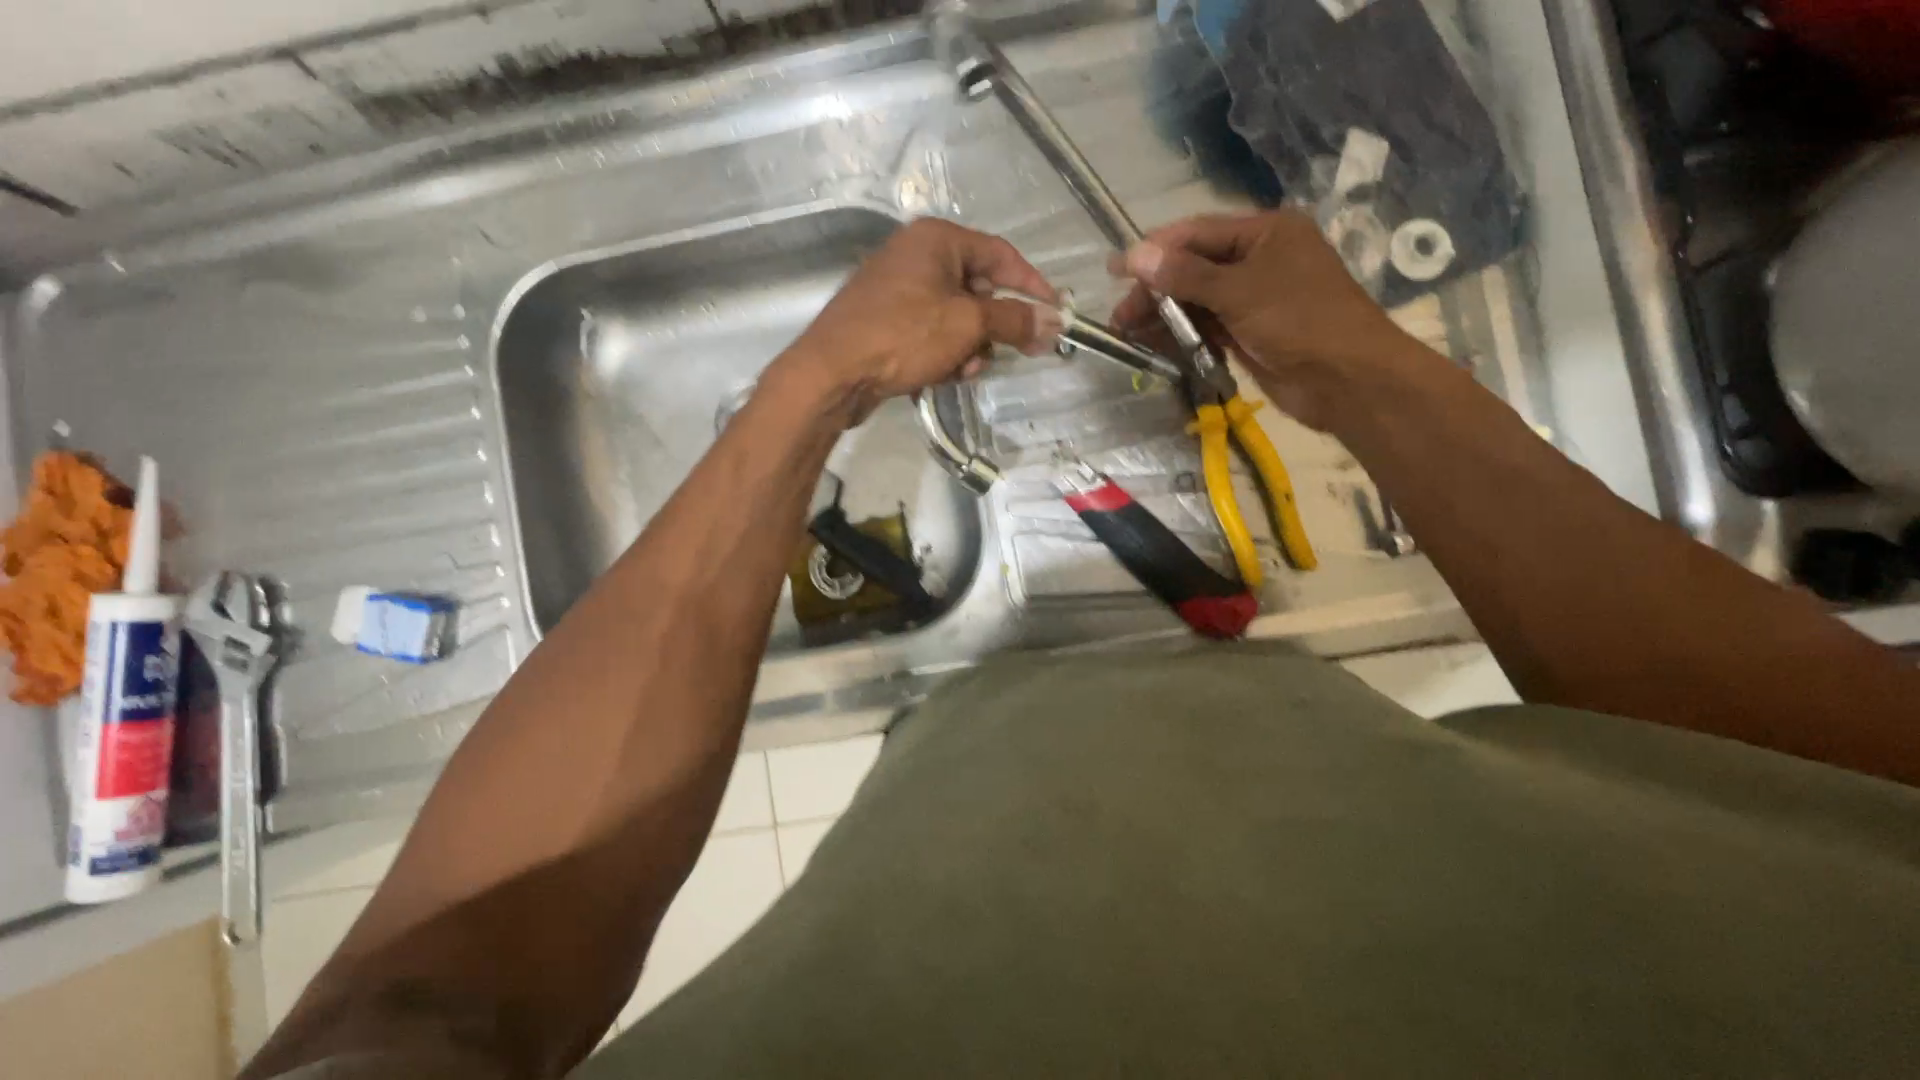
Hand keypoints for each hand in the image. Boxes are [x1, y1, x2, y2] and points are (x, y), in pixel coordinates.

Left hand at [767, 218, 1058, 424]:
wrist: (832, 373)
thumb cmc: (903, 336)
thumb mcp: (968, 325)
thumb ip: (1015, 320)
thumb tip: (1054, 321)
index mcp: (936, 240)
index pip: (1002, 255)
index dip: (1033, 286)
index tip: (1056, 315)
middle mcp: (916, 255)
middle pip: (979, 289)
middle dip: (993, 327)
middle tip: (1008, 353)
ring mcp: (897, 289)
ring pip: (956, 317)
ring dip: (967, 347)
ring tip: (960, 370)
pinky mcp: (885, 321)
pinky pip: (930, 333)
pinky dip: (941, 354)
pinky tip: (936, 376)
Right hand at [1109, 211, 1431, 430]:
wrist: (1347, 379)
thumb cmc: (1300, 321)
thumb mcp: (1239, 291)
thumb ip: (1185, 275)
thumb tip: (1135, 255)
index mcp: (1266, 232)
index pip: (1197, 232)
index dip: (1155, 249)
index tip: (1116, 269)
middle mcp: (1260, 258)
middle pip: (1194, 267)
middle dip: (1156, 290)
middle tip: (1121, 315)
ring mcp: (1255, 298)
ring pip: (1198, 300)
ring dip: (1164, 316)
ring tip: (1129, 334)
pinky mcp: (1251, 333)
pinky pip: (1207, 327)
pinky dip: (1182, 335)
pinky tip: (1154, 346)